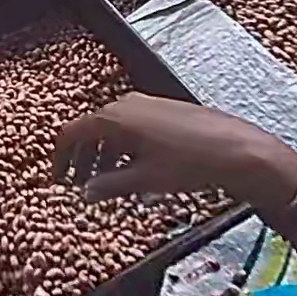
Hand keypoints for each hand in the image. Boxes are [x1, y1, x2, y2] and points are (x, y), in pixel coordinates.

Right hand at [53, 93, 296, 213]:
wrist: (238, 149)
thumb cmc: (187, 163)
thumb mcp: (144, 179)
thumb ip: (109, 185)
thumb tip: (84, 192)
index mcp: (112, 118)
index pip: (72, 133)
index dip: (61, 157)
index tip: (58, 179)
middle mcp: (124, 104)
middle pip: (91, 129)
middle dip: (84, 157)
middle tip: (83, 184)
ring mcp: (145, 103)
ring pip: (112, 128)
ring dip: (105, 153)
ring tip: (110, 180)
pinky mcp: (163, 108)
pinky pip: (131, 125)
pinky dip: (124, 146)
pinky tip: (136, 167)